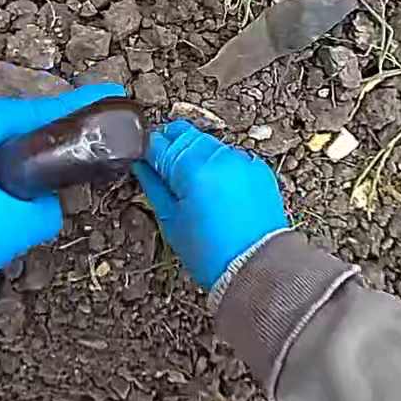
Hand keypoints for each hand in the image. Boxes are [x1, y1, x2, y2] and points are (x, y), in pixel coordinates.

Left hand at [0, 83, 124, 315]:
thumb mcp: (2, 229)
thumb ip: (44, 213)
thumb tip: (44, 207)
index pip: (46, 110)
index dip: (88, 107)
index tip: (120, 94)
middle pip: (21, 133)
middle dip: (46, 158)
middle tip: (73, 178)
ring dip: (12, 178)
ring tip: (23, 208)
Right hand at [132, 120, 288, 288]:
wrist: (257, 266)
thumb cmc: (210, 252)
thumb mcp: (171, 221)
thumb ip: (154, 185)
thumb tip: (142, 165)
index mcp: (192, 166)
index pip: (159, 142)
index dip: (148, 151)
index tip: (145, 161)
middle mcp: (218, 155)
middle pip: (185, 134)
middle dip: (173, 148)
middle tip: (168, 174)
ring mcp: (241, 158)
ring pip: (208, 143)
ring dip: (197, 156)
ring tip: (195, 187)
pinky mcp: (258, 167)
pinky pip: (231, 156)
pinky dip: (221, 166)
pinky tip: (218, 190)